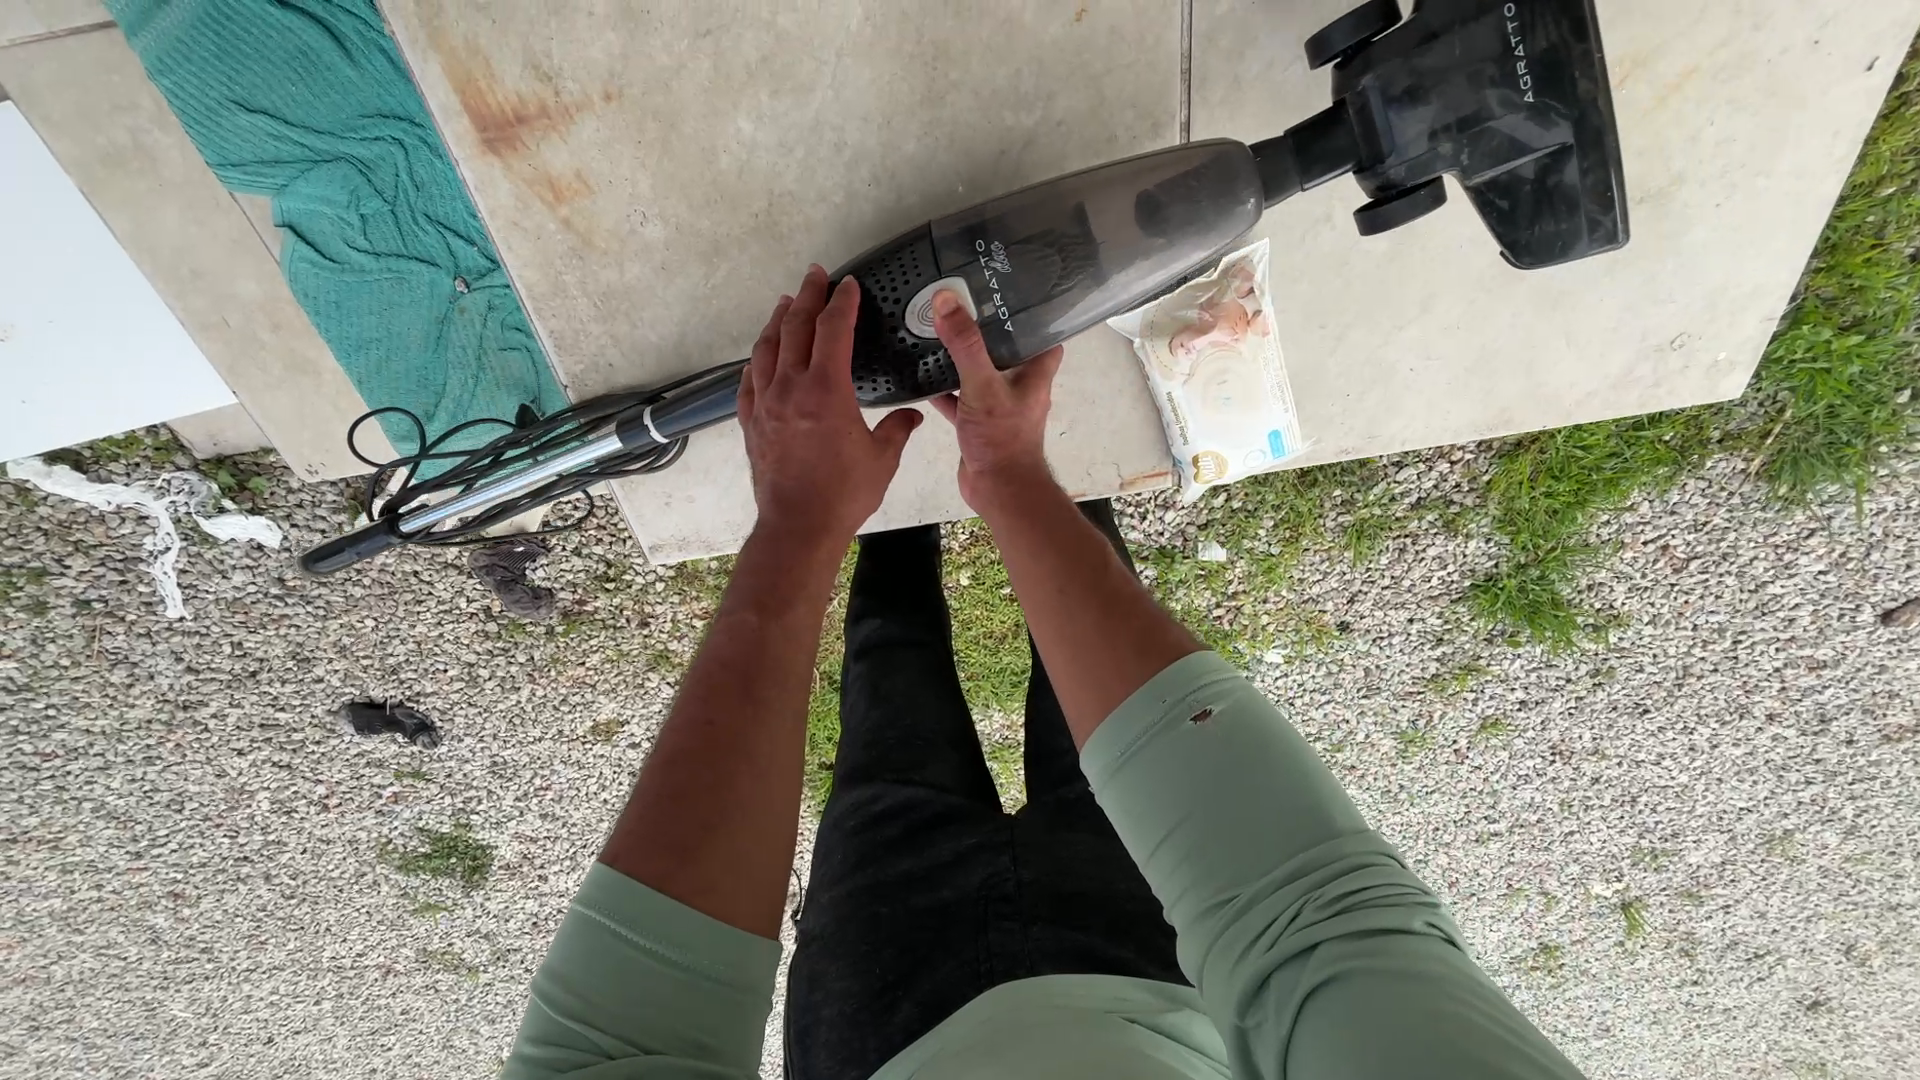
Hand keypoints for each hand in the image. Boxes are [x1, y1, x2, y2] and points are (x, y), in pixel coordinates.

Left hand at [737, 266, 921, 546]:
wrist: (798, 525)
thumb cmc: (844, 493)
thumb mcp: (881, 459)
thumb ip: (896, 430)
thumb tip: (911, 416)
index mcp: (827, 389)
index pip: (833, 330)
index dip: (842, 302)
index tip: (848, 284)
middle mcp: (791, 387)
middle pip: (795, 327)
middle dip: (807, 296)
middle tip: (815, 275)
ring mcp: (765, 403)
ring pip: (766, 348)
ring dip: (777, 320)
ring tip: (785, 303)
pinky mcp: (751, 423)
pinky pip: (749, 380)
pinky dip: (757, 359)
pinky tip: (761, 355)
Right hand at [927, 290, 1064, 510]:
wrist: (998, 489)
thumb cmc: (1003, 437)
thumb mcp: (983, 384)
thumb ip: (965, 345)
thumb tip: (947, 300)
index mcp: (1034, 373)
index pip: (1043, 335)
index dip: (1031, 315)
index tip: (1008, 293)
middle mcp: (1020, 386)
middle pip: (1006, 350)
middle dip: (984, 330)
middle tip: (960, 303)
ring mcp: (998, 406)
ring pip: (979, 374)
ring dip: (961, 358)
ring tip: (936, 331)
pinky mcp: (978, 423)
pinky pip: (958, 399)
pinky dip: (942, 389)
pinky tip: (919, 375)